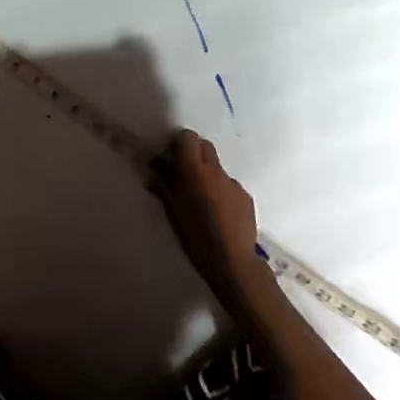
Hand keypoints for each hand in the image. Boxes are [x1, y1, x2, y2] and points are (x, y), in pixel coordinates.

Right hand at [150, 130, 262, 299]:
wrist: (233, 262)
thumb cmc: (195, 237)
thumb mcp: (172, 213)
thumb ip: (163, 188)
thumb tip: (154, 174)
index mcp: (194, 171)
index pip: (188, 137)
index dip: (179, 143)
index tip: (171, 158)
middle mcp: (215, 171)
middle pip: (205, 146)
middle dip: (194, 154)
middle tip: (184, 174)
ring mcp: (233, 184)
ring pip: (217, 168)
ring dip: (207, 176)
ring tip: (202, 201)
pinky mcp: (246, 197)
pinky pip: (229, 187)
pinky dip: (221, 193)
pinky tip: (219, 215)